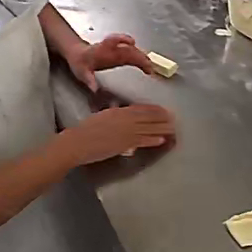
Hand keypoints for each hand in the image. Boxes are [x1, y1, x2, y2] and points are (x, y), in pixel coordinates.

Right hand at [56, 104, 174, 164]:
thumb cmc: (85, 130)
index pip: (140, 108)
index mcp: (118, 111)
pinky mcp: (125, 143)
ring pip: (149, 128)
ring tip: (172, 127)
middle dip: (161, 117)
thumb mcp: (101, 117)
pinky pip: (143, 140)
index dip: (153, 109)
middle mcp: (125, 119)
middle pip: (148, 116)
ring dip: (162, 127)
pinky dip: (154, 140)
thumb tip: (120, 113)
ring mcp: (126, 131)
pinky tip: (162, 140)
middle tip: (173, 117)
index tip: (162, 109)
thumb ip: (113, 115)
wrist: (78, 142)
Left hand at [64, 33, 156, 90]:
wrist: (79, 55)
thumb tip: (94, 88)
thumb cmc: (80, 62)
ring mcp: (117, 51)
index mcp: (102, 50)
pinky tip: (147, 68)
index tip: (132, 42)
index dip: (122, 39)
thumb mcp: (81, 72)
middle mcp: (112, 48)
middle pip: (128, 49)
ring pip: (133, 52)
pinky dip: (141, 61)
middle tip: (148, 67)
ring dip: (142, 58)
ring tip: (150, 69)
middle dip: (139, 56)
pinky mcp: (121, 55)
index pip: (112, 40)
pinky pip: (133, 56)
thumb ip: (88, 79)